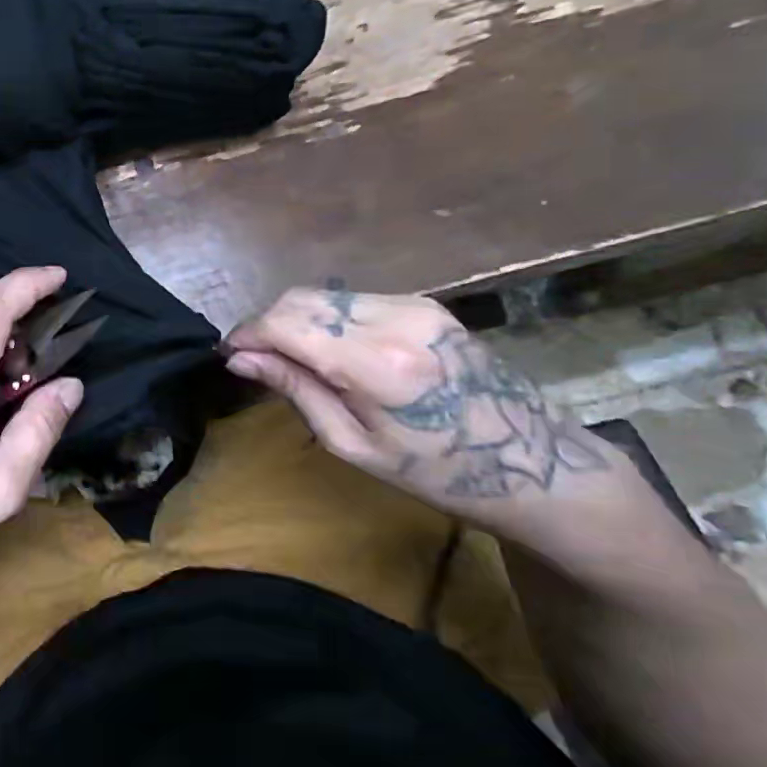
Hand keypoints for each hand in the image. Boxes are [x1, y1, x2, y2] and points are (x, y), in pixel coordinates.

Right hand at [224, 286, 654, 549]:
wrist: (538, 466)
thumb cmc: (437, 472)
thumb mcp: (352, 443)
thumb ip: (295, 389)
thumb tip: (239, 359)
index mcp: (377, 364)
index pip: (285, 324)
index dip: (246, 335)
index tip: (228, 356)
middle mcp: (395, 321)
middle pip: (299, 300)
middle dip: (265, 325)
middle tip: (253, 359)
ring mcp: (414, 307)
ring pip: (321, 294)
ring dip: (292, 320)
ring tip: (287, 356)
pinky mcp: (425, 305)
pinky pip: (350, 299)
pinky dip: (323, 318)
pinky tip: (326, 349)